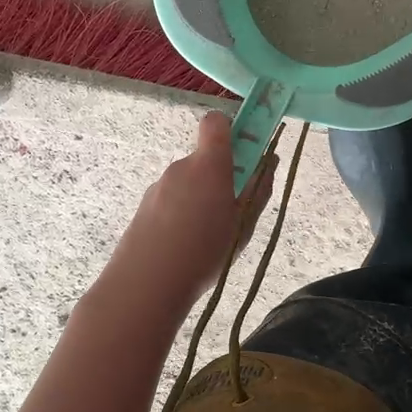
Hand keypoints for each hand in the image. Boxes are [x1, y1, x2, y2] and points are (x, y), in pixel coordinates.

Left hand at [103, 114, 275, 306]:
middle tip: (229, 209)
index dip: (229, 129)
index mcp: (209, 164)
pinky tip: (182, 247)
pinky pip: (169, 202)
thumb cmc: (204, 251)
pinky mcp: (142, 209)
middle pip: (203, 159)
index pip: (215, 122)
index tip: (242, 150)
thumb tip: (269, 160)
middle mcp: (181, 167)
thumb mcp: (244, 222)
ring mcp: (157, 188)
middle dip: (218, 176)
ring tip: (204, 237)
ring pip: (187, 183)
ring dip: (198, 199)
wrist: (142, 288)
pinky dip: (179, 215)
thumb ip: (260, 187)